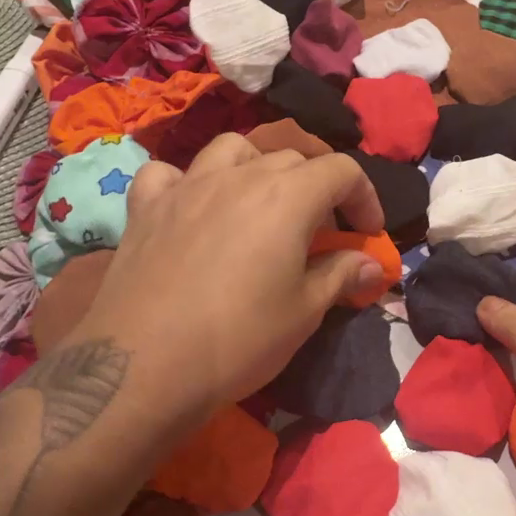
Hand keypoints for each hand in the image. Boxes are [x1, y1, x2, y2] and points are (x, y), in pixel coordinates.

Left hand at [76, 134, 384, 424]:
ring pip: (232, 150)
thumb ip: (340, 276)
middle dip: (317, 189)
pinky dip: (188, 182)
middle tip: (321, 235)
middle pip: (291, 159)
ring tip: (261, 204)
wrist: (145, 366)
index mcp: (287, 196)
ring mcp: (187, 185)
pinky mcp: (146, 207)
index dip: (365, 198)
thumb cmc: (240, 339)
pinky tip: (192, 207)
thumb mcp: (304, 312)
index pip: (341, 171)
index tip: (368, 234)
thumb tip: (371, 264)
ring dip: (257, 168)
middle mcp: (239, 176)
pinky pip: (170, 173)